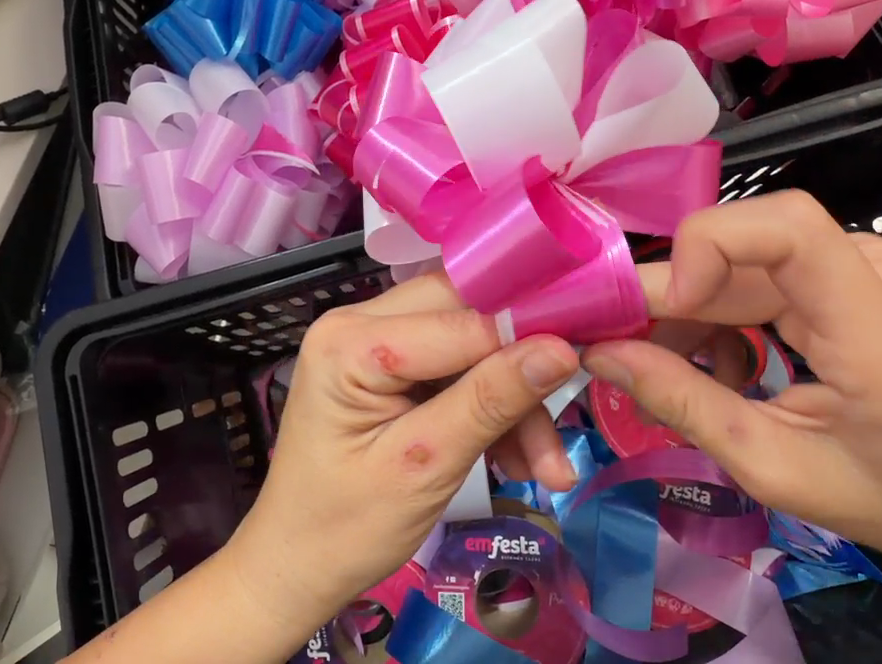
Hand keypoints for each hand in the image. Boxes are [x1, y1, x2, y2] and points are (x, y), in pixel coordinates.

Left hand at [223, 274, 580, 634]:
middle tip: (561, 426)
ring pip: (470, 343)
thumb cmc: (346, 526)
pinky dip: (490, 409)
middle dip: (520, 372)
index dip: (526, 335)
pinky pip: (456, 367)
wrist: (296, 565)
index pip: (461, 317)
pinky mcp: (389, 364)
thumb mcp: (424, 466)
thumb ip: (490, 400)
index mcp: (352, 340)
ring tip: (546, 470)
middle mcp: (358, 321)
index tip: (585, 362)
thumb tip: (561, 348)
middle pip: (467, 317)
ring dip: (512, 401)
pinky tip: (517, 459)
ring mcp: (372, 340)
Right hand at [583, 191, 881, 587]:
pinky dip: (720, 310)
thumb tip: (599, 353)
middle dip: (671, 291)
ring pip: (742, 257)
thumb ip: (686, 405)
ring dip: (689, 306)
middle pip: (747, 246)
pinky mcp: (852, 270)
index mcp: (881, 339)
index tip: (662, 306)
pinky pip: (761, 271)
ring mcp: (870, 266)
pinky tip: (718, 362)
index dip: (708, 244)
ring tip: (664, 366)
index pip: (789, 228)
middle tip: (614, 342)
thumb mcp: (781, 473)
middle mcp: (879, 278)